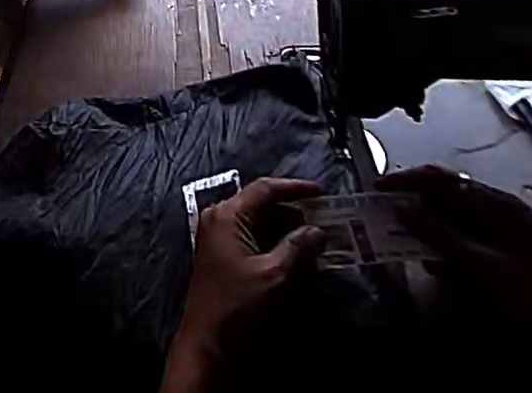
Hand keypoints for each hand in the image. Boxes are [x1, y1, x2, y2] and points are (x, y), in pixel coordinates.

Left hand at [162, 178, 323, 392]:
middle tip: (323, 220)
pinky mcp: (222, 256)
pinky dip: (274, 244)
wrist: (208, 344)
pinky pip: (252, 239)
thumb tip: (316, 231)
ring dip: (285, 230)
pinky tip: (295, 256)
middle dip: (293, 213)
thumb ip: (298, 248)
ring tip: (315, 240)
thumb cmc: (239, 305)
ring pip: (258, 223)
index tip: (321, 192)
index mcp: (227, 214)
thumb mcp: (274, 276)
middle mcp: (219, 218)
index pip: (264, 189)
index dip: (294, 188)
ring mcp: (218, 237)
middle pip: (261, 205)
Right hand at [380, 166, 531, 386]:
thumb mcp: (484, 265)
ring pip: (455, 222)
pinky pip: (468, 244)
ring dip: (428, 230)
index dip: (407, 179)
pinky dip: (447, 250)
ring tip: (403, 240)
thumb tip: (402, 207)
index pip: (442, 177)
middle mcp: (502, 213)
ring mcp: (508, 237)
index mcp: (498, 204)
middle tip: (385, 215)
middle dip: (414, 205)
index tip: (379, 187)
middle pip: (446, 197)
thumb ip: (439, 233)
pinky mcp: (510, 260)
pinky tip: (436, 265)